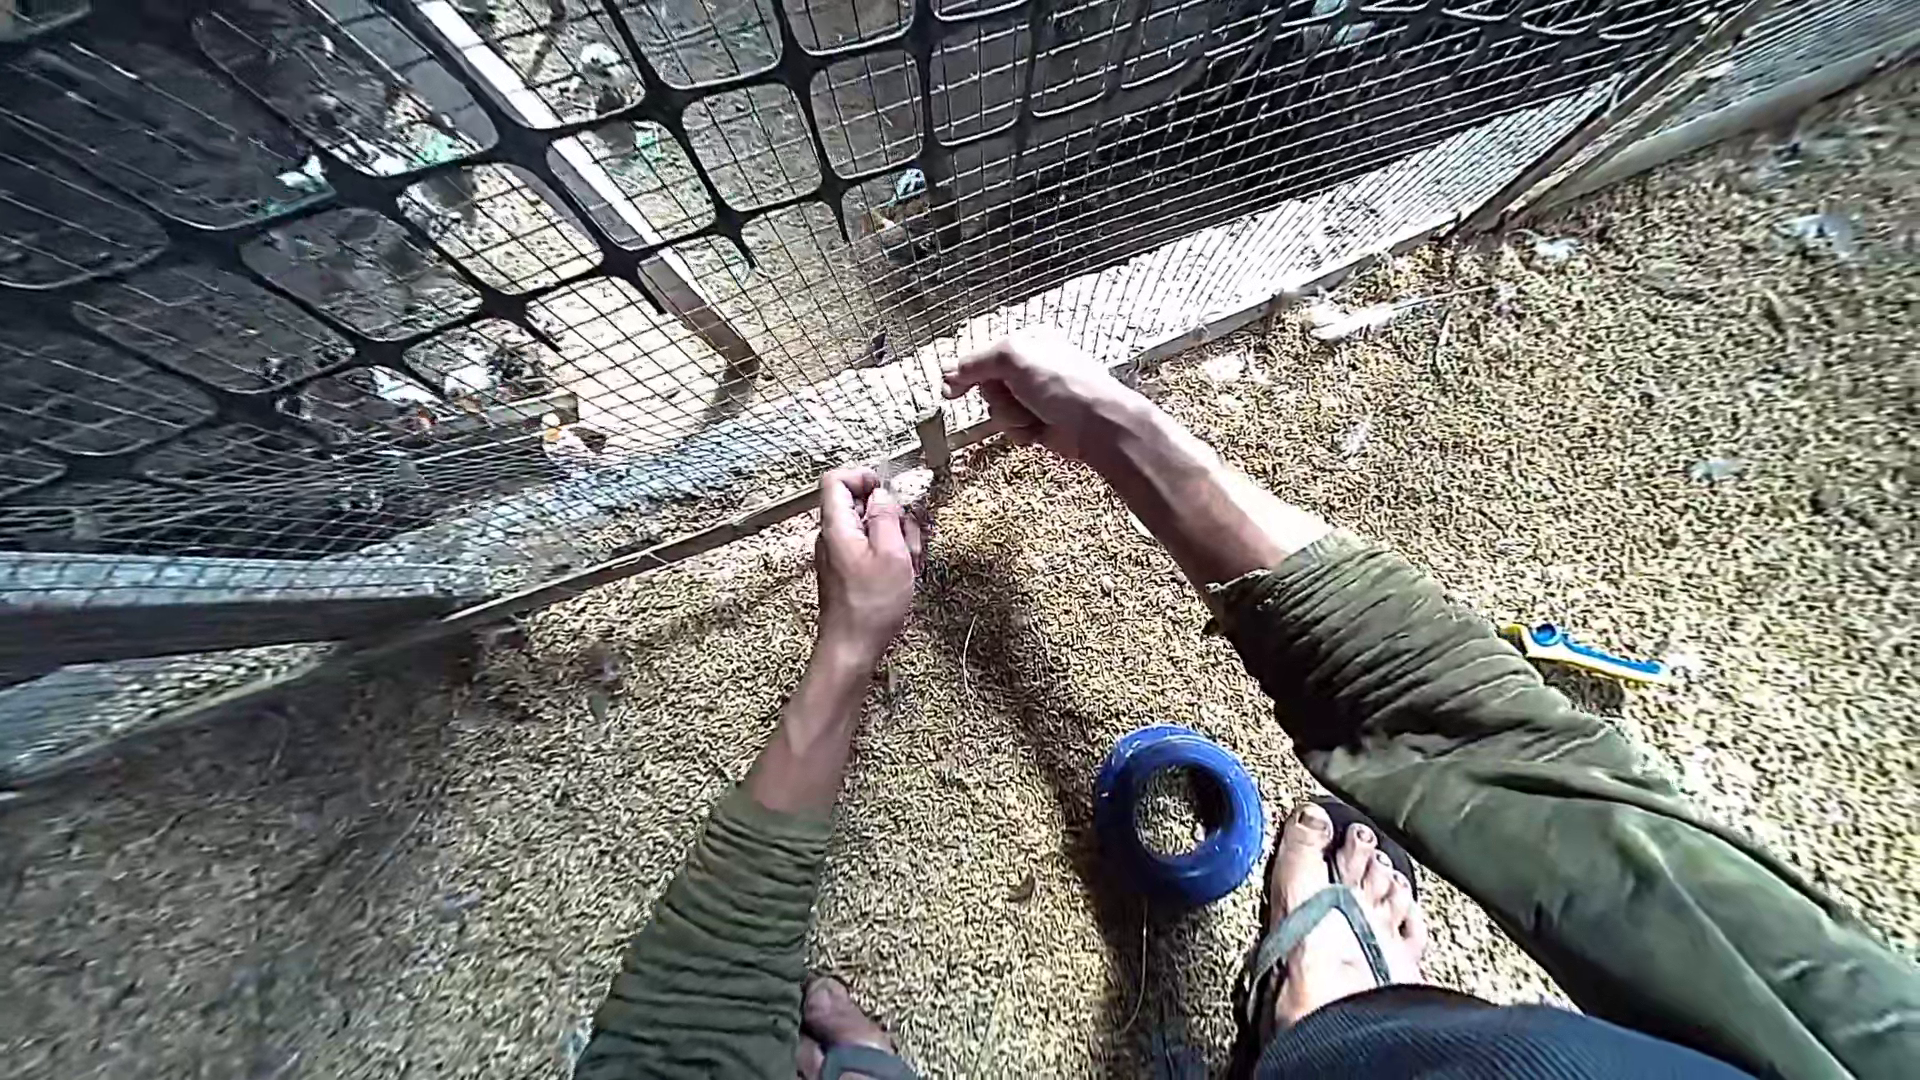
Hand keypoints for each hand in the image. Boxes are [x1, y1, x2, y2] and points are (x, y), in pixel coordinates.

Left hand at [813, 467, 921, 665]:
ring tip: (907, 564)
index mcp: (837, 527)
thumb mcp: (891, 554)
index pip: (836, 480)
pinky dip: (890, 557)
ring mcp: (840, 554)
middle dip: (891, 516)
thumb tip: (882, 495)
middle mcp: (833, 537)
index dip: (863, 477)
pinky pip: (871, 549)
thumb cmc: (871, 606)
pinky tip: (901, 577)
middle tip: (906, 539)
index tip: (887, 491)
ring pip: (871, 529)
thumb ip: (886, 518)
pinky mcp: (849, 570)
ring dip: (896, 539)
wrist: (852, 647)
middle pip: (861, 505)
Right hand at [941, 328, 1145, 460]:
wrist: (1095, 424)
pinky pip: (1013, 429)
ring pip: (999, 411)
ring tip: (1034, 415)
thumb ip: (977, 363)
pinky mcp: (1039, 423)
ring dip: (1011, 417)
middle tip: (1016, 397)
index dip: (967, 374)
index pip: (984, 356)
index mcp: (1027, 342)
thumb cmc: (1060, 383)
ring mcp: (1035, 397)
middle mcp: (1031, 368)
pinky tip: (1039, 430)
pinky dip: (1022, 432)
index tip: (950, 392)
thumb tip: (949, 374)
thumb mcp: (1013, 358)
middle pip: (988, 386)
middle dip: (998, 397)